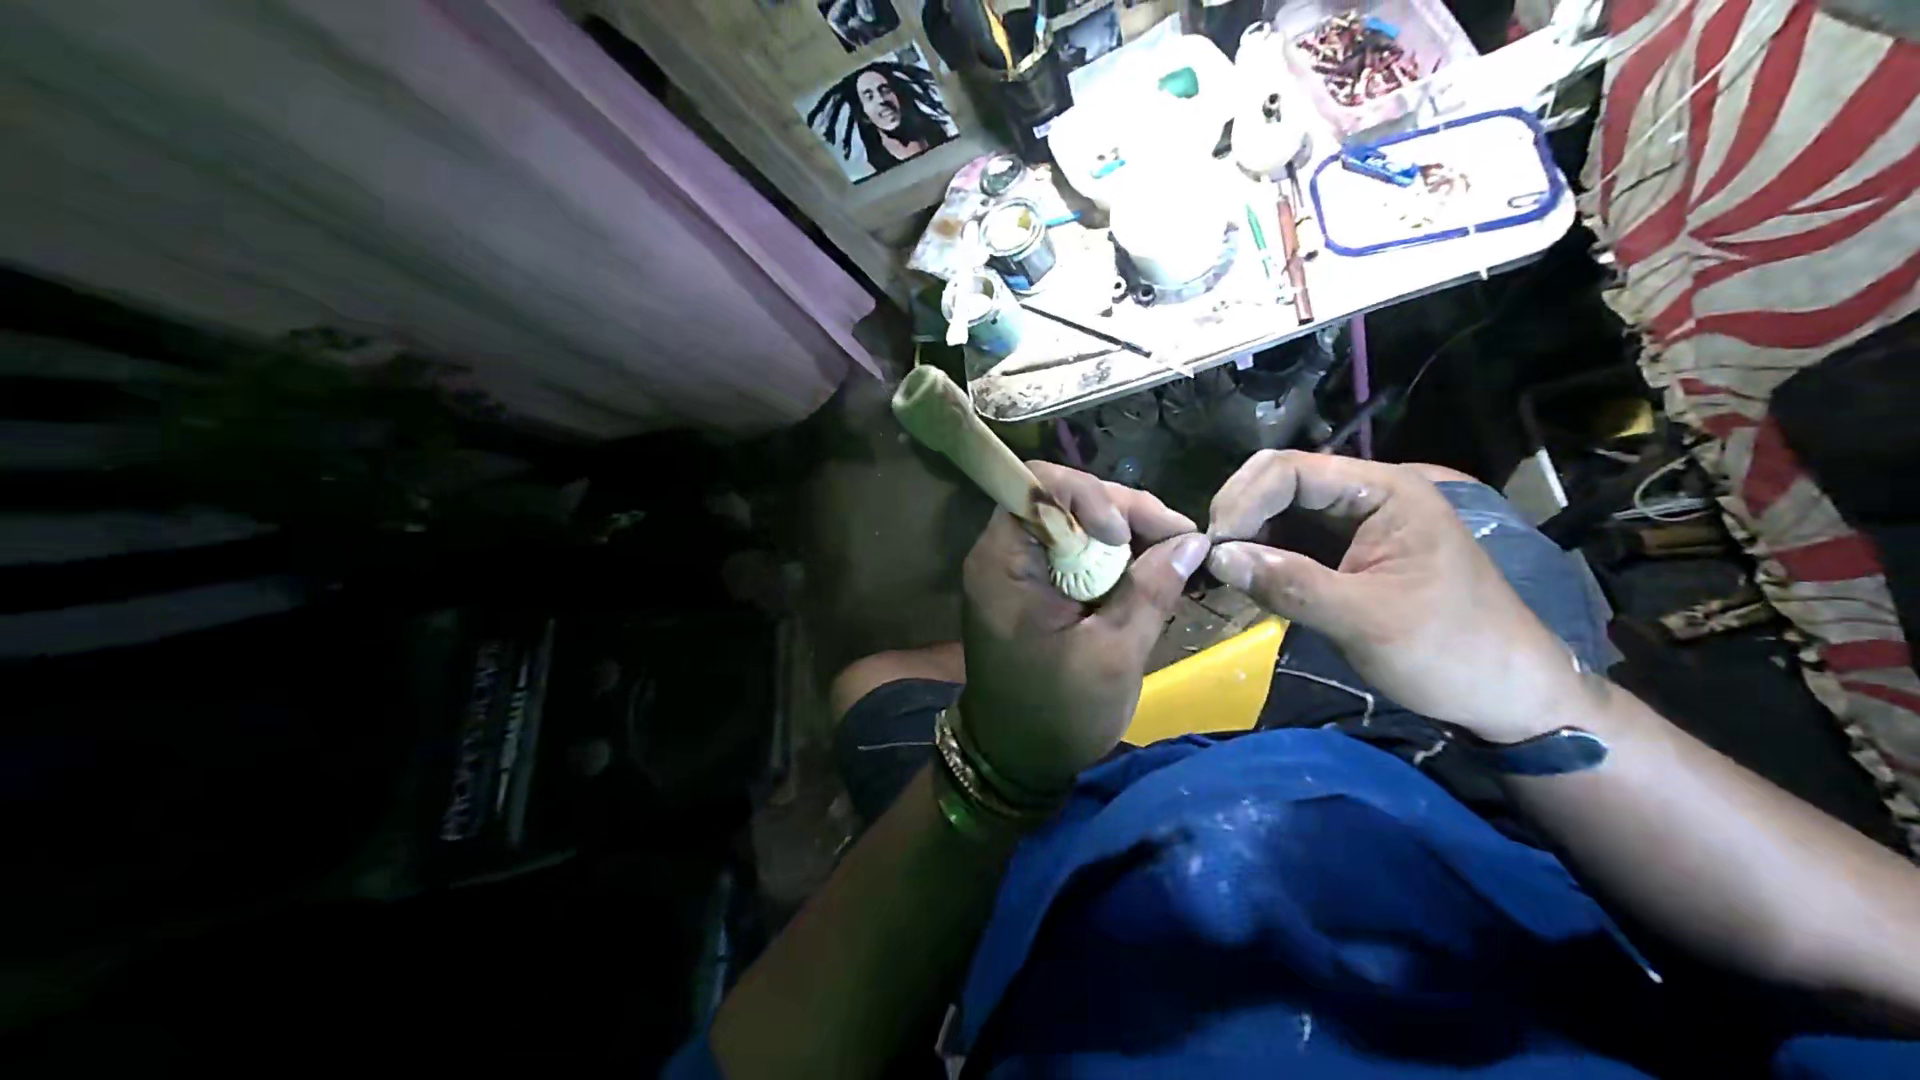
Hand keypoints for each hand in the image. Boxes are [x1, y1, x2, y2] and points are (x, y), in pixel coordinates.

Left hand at [960, 463, 1210, 791]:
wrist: (1015, 758)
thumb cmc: (1058, 713)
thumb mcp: (1113, 655)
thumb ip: (1151, 591)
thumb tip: (1193, 542)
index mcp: (1002, 562)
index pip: (1039, 485)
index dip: (1091, 495)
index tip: (1127, 536)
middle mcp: (1002, 553)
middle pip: (1063, 499)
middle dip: (1123, 513)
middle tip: (1177, 542)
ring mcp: (1016, 569)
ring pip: (1075, 523)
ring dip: (1125, 535)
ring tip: (1172, 558)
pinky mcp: (1033, 586)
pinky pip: (1075, 552)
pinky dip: (1113, 558)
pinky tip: (1148, 574)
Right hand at [1205, 450, 1582, 742]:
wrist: (1504, 696)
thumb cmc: (1449, 651)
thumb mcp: (1366, 620)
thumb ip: (1290, 584)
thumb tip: (1216, 558)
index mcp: (1384, 490)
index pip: (1290, 469)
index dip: (1242, 502)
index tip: (1213, 550)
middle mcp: (1363, 496)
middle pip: (1276, 482)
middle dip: (1237, 515)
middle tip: (1212, 561)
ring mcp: (1350, 525)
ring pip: (1274, 512)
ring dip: (1242, 538)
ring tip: (1222, 577)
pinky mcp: (1340, 555)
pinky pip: (1283, 542)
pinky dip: (1257, 558)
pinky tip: (1245, 584)